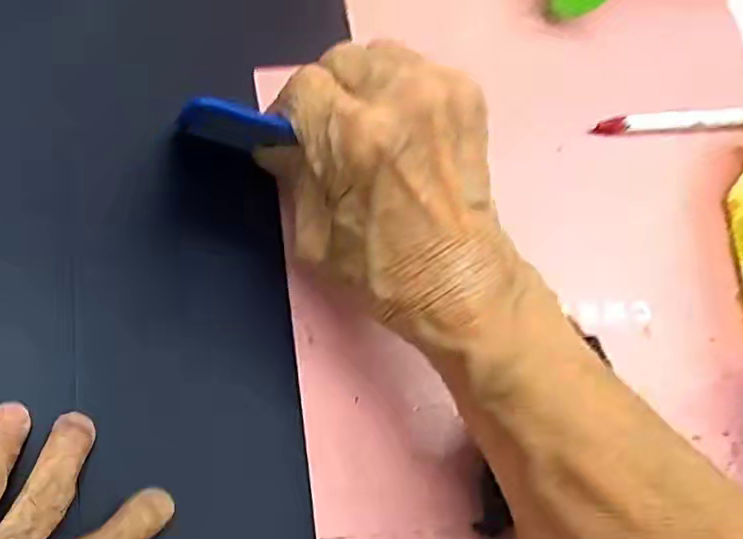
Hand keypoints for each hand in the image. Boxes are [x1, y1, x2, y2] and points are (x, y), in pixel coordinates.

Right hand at [257, 42, 531, 350]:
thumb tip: (277, 146)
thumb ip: (295, 178)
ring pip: (376, 56)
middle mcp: (400, 98)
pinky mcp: (465, 91)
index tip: (281, 139)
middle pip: (339, 60)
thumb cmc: (376, 271)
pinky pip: (412, 67)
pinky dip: (389, 90)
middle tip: (315, 133)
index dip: (283, 114)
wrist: (453, 278)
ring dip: (355, 86)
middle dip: (319, 94)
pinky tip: (387, 129)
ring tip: (353, 129)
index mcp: (354, 139)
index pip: (302, 88)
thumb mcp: (312, 237)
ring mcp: (439, 88)